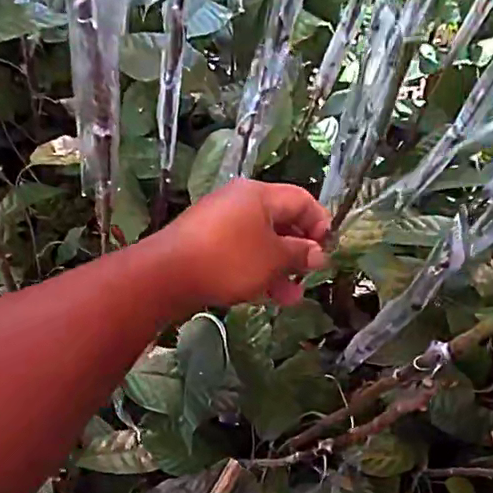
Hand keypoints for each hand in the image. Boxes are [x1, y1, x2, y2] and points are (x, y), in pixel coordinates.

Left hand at [150, 180, 330, 307]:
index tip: (326, 251)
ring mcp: (215, 225)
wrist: (166, 275)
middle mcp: (236, 203)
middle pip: (278, 223)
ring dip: (276, 269)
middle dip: (296, 253)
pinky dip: (251, 271)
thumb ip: (299, 255)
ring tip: (288, 298)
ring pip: (256, 244)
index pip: (302, 200)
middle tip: (307, 278)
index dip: (320, 224)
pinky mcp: (200, 246)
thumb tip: (317, 254)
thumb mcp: (272, 259)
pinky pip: (235, 255)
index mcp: (258, 194)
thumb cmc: (227, 260)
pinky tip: (259, 295)